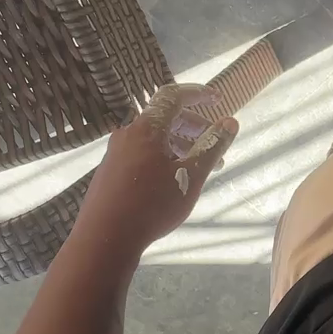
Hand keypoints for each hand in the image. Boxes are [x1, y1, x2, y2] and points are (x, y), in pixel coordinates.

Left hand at [75, 85, 238, 250]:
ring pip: (155, 138)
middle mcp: (128, 135)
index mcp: (147, 129)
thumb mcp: (190, 175)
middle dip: (194, 126)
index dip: (197, 93)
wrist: (103, 240)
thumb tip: (230, 121)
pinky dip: (165, 156)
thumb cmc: (151, 205)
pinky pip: (143, 152)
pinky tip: (174, 180)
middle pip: (165, 118)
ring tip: (200, 166)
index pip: (173, 97)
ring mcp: (116, 153)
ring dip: (182, 144)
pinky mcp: (111, 171)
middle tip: (215, 142)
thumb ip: (212, 146)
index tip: (218, 99)